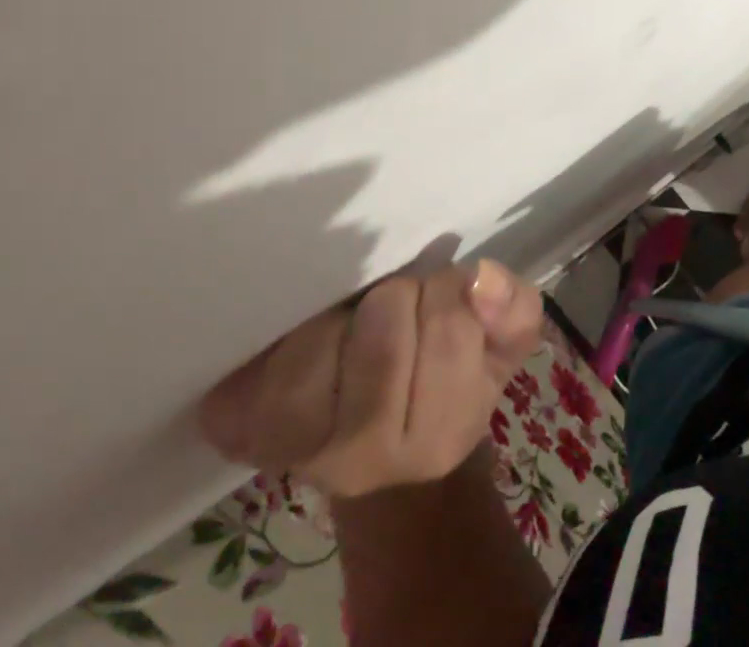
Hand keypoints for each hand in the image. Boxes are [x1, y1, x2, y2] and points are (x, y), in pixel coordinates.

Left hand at [199, 239, 542, 497]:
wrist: (389, 470)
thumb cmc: (452, 392)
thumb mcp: (501, 353)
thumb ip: (514, 311)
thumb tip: (482, 278)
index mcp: (435, 437)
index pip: (447, 328)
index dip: (450, 294)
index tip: (447, 301)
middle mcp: (358, 460)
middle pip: (383, 327)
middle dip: (401, 297)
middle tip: (406, 307)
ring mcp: (287, 449)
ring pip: (321, 339)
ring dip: (347, 313)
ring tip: (361, 322)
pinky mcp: (233, 428)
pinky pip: (264, 356)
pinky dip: (296, 330)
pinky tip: (319, 338)